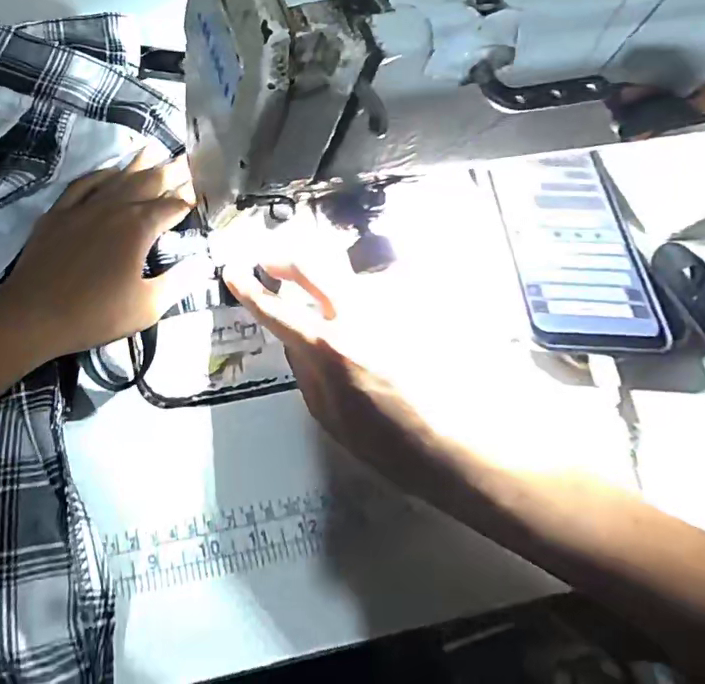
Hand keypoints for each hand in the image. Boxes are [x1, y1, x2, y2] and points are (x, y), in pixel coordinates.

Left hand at [0, 149, 206, 365]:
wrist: (32, 314)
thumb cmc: (94, 314)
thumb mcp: (147, 306)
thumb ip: (179, 282)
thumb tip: (204, 263)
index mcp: (139, 227)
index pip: (173, 206)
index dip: (190, 199)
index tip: (203, 191)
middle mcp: (114, 207)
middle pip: (148, 183)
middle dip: (171, 171)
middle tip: (187, 158)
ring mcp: (83, 207)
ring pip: (117, 178)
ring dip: (138, 164)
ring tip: (154, 149)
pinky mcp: (58, 213)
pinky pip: (83, 185)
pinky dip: (100, 174)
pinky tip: (110, 170)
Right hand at [224, 246, 636, 503]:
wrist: (472, 445)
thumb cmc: (396, 446)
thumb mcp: (332, 421)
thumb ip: (306, 374)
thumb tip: (294, 343)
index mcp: (328, 346)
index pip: (276, 308)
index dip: (249, 289)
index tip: (233, 271)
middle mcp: (356, 313)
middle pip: (310, 262)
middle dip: (283, 258)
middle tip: (271, 262)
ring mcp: (390, 303)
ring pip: (348, 276)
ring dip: (331, 285)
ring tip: (332, 306)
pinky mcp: (418, 302)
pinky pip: (381, 292)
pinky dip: (368, 301)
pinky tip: (379, 325)